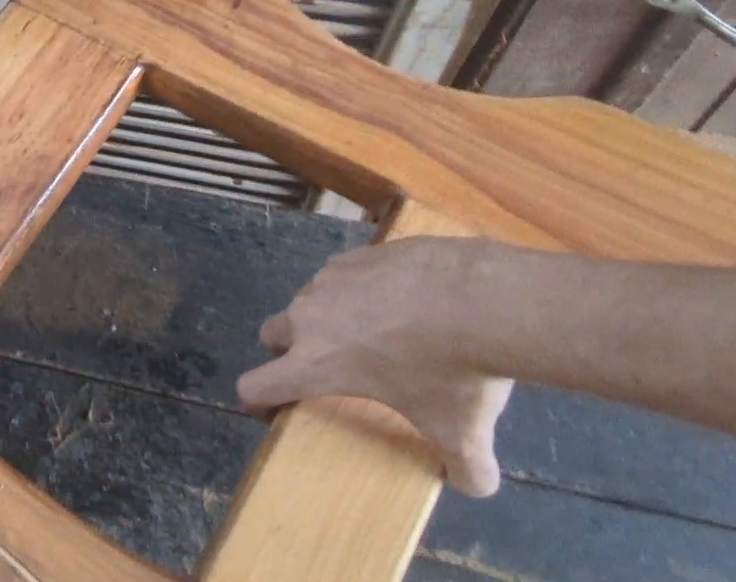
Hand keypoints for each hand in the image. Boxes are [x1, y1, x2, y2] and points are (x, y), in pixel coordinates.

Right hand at [236, 237, 514, 496]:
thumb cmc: (453, 369)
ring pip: (309, 301)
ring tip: (379, 330)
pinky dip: (359, 290)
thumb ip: (463, 467)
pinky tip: (401, 298)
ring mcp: (327, 281)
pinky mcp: (353, 256)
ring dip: (327, 318)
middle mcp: (308, 318)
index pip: (257, 385)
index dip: (257, 400)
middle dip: (289, 351)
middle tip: (331, 366)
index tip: (271, 411)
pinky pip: (341, 277)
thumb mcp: (462, 430)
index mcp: (315, 364)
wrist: (478, 296)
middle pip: (271, 333)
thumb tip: (471, 480)